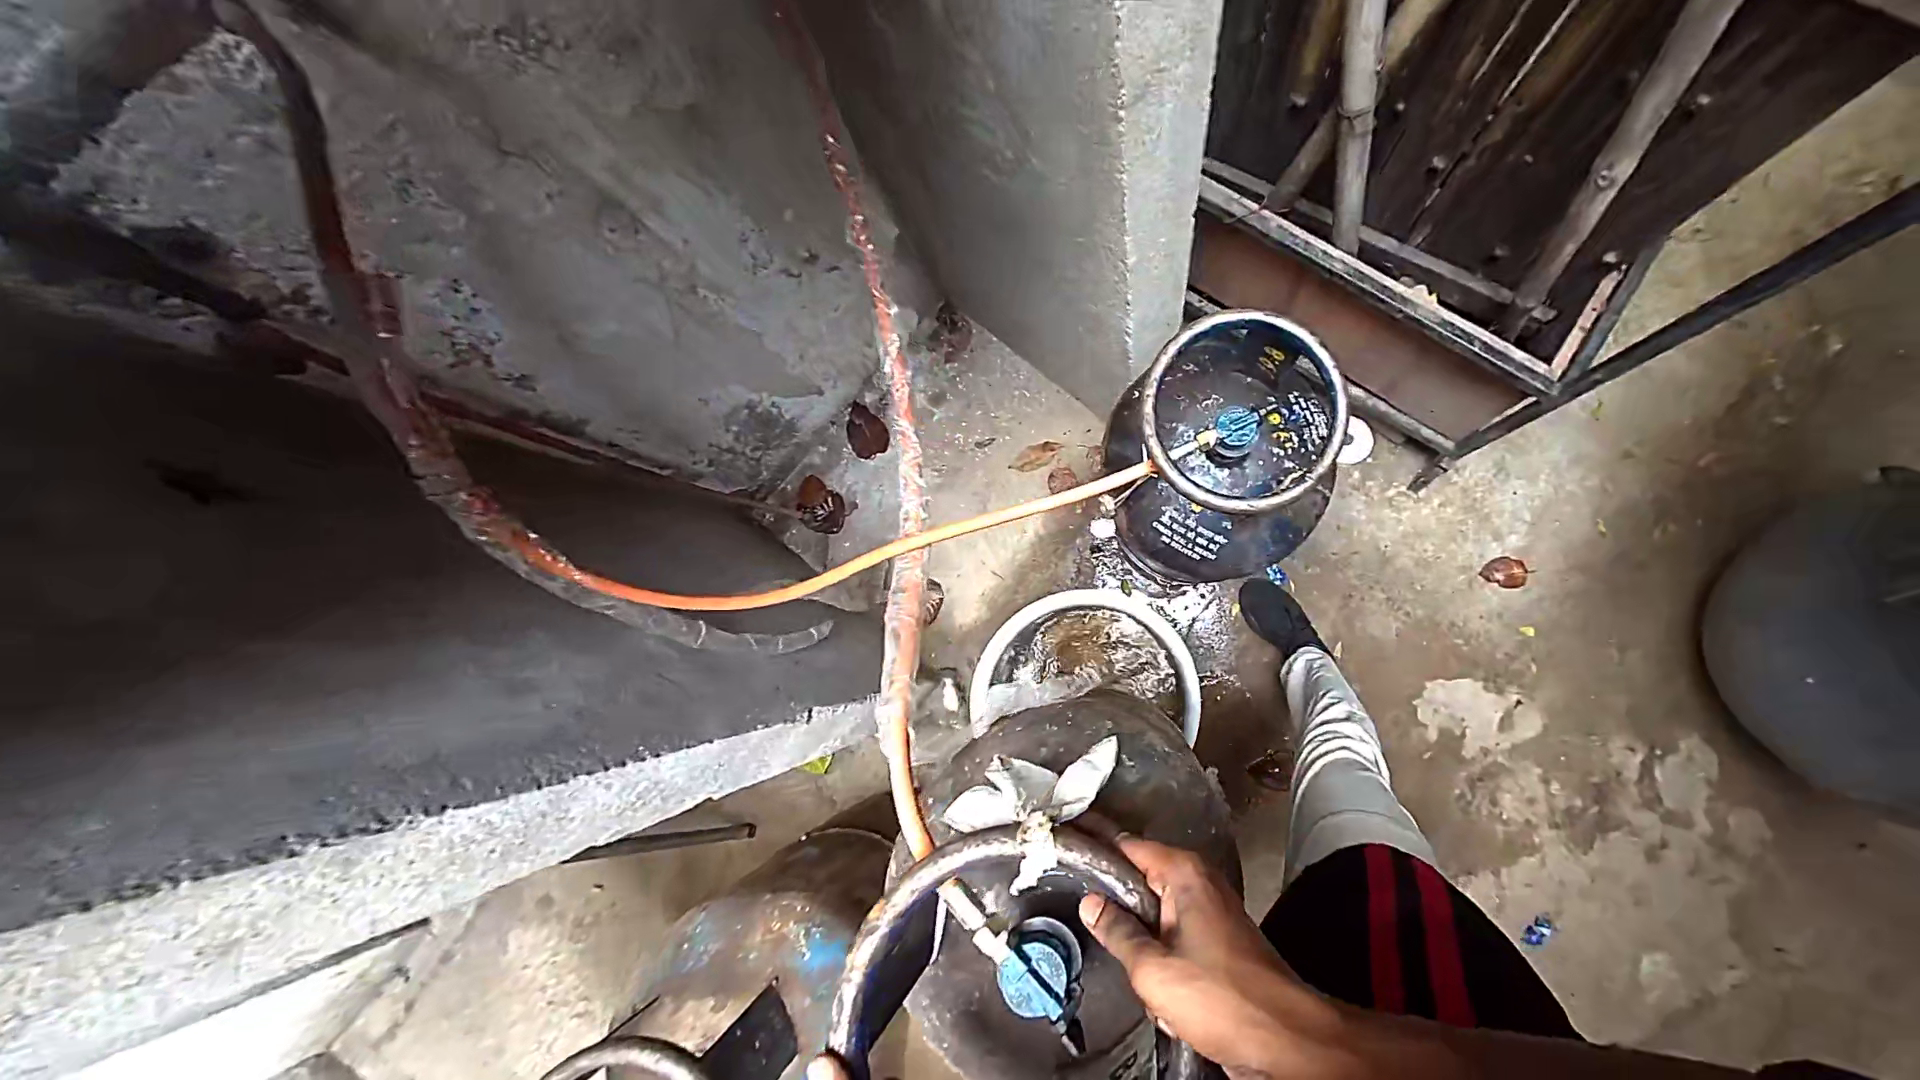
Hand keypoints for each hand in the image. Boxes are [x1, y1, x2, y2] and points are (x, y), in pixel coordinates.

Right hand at [1077, 837, 1354, 1079]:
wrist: (1288, 1044)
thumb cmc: (1224, 999)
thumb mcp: (1152, 968)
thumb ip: (1116, 931)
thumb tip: (1091, 905)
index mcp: (1183, 873)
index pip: (1125, 843)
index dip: (1093, 845)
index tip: (1065, 844)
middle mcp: (1198, 882)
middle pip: (1138, 878)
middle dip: (1118, 906)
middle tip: (1097, 923)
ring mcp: (1209, 910)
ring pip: (1153, 912)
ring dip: (1140, 940)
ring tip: (1137, 968)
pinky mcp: (1216, 940)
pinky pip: (1172, 935)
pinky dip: (1161, 956)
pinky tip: (1160, 988)